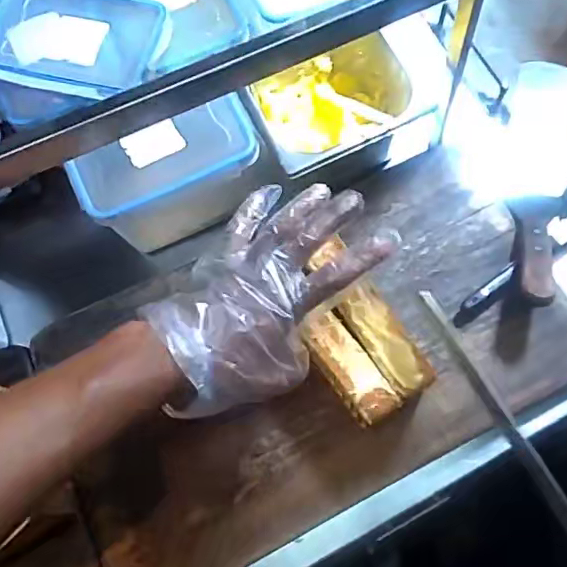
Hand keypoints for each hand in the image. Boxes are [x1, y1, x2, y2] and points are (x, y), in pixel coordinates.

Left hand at [140, 184, 396, 417]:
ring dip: (301, 207)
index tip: (390, 240)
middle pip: (308, 240)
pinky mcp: (222, 259)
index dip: (365, 258)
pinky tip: (269, 191)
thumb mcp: (274, 376)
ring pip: (278, 226)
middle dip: (334, 219)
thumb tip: (295, 346)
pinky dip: (254, 208)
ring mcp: (245, 262)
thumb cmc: (228, 368)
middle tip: (357, 199)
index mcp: (289, 303)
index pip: (335, 277)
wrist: (176, 355)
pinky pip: (240, 228)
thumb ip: (294, 357)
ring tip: (323, 190)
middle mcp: (271, 274)